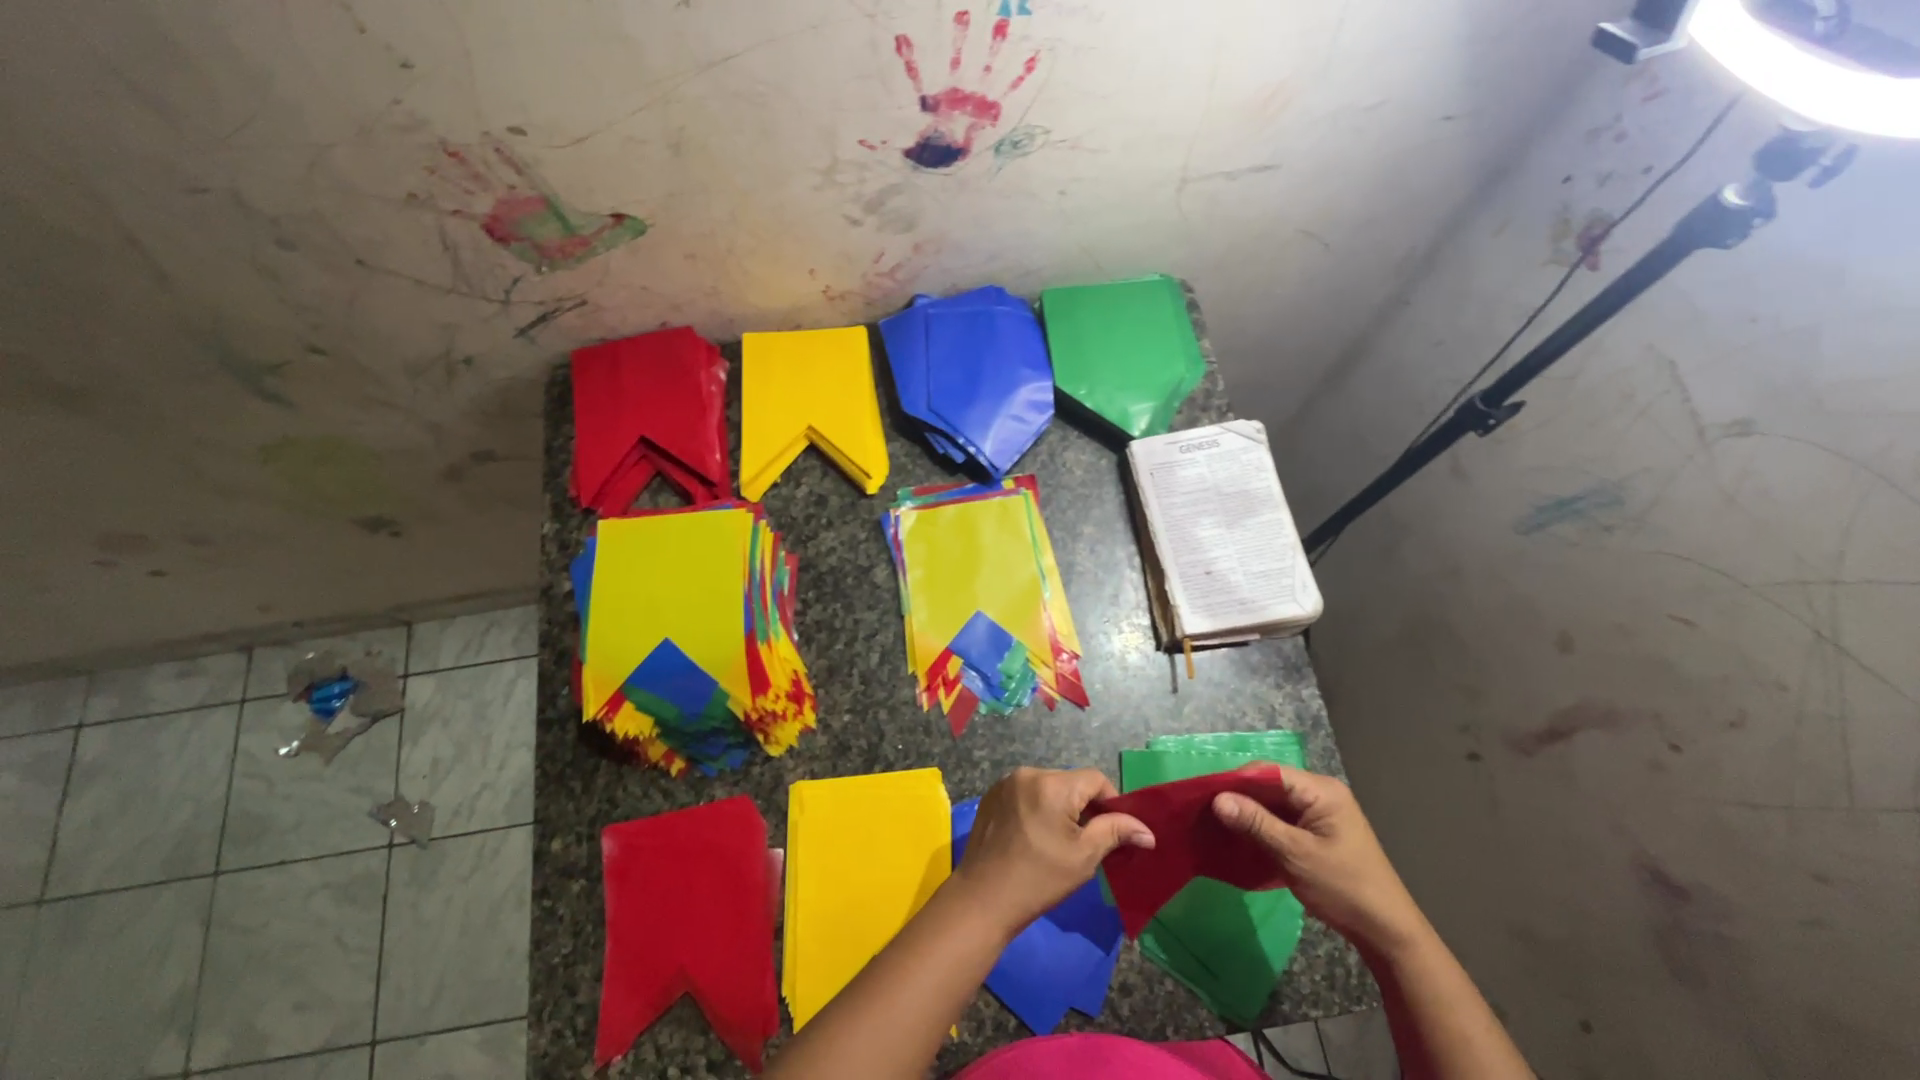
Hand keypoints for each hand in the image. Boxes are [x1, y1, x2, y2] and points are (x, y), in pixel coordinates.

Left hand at [951, 767, 1154, 938]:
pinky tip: (1035, 837)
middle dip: (1085, 805)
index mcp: (1052, 784)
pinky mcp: (991, 797)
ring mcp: (1005, 784)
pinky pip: (1026, 793)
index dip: (1111, 803)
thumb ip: (1116, 832)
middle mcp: (1027, 774)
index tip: (1113, 831)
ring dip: (1061, 806)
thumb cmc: (1039, 879)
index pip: (1096, 779)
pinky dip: (1038, 808)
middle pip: (1071, 781)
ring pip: (1048, 787)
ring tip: (1060, 840)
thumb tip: (1148, 832)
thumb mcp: (1084, 856)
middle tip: (1088, 840)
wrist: (983, 899)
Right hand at [1212, 766, 1427, 953]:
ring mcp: (1319, 815)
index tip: (1203, 796)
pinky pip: (1281, 822)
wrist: (1384, 930)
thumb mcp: (1295, 854)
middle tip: (1204, 813)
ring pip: (1273, 805)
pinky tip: (1239, 840)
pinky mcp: (1315, 835)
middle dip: (1238, 798)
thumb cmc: (1343, 886)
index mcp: (1321, 791)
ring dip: (1247, 815)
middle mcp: (1320, 795)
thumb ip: (1257, 823)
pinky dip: (1260, 829)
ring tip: (1214, 826)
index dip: (1235, 780)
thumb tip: (1217, 798)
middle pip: (1269, 786)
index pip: (1269, 771)